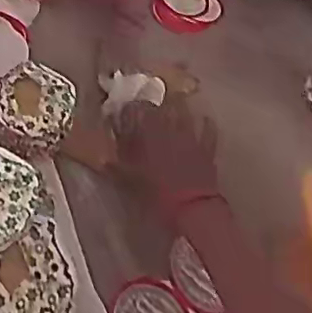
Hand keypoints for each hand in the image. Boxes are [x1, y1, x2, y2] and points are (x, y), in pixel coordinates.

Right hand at [78, 0, 150, 22]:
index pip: (127, 13)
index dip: (135, 21)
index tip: (142, 26)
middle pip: (116, 16)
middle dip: (125, 23)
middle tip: (135, 28)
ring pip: (106, 11)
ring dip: (116, 17)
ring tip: (124, 22)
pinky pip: (99, 4)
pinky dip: (107, 8)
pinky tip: (111, 7)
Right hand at [114, 97, 220, 220]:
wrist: (190, 207)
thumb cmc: (153, 193)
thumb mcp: (126, 179)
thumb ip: (113, 164)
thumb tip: (103, 156)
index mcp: (144, 131)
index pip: (134, 107)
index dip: (129, 110)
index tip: (125, 116)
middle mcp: (167, 126)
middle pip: (160, 104)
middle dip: (154, 107)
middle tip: (149, 115)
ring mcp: (189, 133)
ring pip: (184, 110)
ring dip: (177, 109)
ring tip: (173, 112)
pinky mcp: (206, 145)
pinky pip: (208, 127)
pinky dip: (204, 123)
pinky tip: (203, 121)